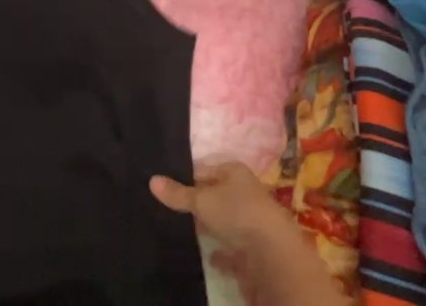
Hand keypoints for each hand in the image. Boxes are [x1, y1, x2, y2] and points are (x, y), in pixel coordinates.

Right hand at [151, 163, 344, 305]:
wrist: (274, 254)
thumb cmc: (237, 213)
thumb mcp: (201, 200)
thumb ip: (178, 193)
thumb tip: (151, 180)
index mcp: (234, 171)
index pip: (203, 169)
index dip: (185, 177)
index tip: (166, 187)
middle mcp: (245, 190)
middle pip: (215, 194)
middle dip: (197, 203)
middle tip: (171, 210)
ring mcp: (252, 218)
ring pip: (224, 220)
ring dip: (209, 226)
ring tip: (184, 231)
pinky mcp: (255, 244)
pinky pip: (233, 246)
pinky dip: (221, 251)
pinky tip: (208, 256)